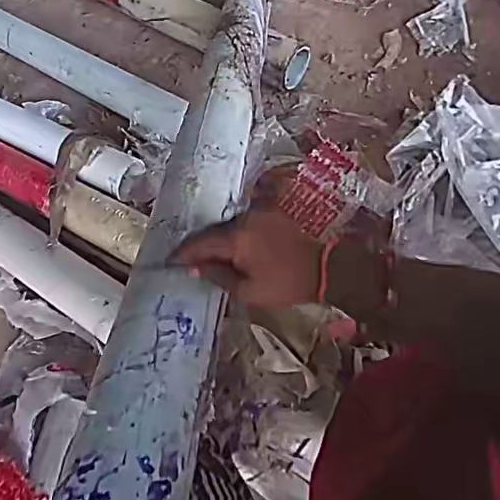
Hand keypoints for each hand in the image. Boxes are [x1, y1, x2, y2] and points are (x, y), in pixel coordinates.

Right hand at [170, 209, 320, 308]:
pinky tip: (233, 242)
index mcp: (236, 238)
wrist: (330, 266)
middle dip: (200, 245)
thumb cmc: (288, 283)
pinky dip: (234, 231)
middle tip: (188, 259)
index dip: (183, 253)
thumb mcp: (250, 290)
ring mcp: (259, 210)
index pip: (199, 244)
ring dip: (218, 238)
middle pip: (213, 230)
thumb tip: (195, 268)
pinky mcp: (272, 210)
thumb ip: (219, 276)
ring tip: (210, 253)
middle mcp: (244, 217)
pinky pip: (244, 219)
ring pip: (228, 224)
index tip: (169, 261)